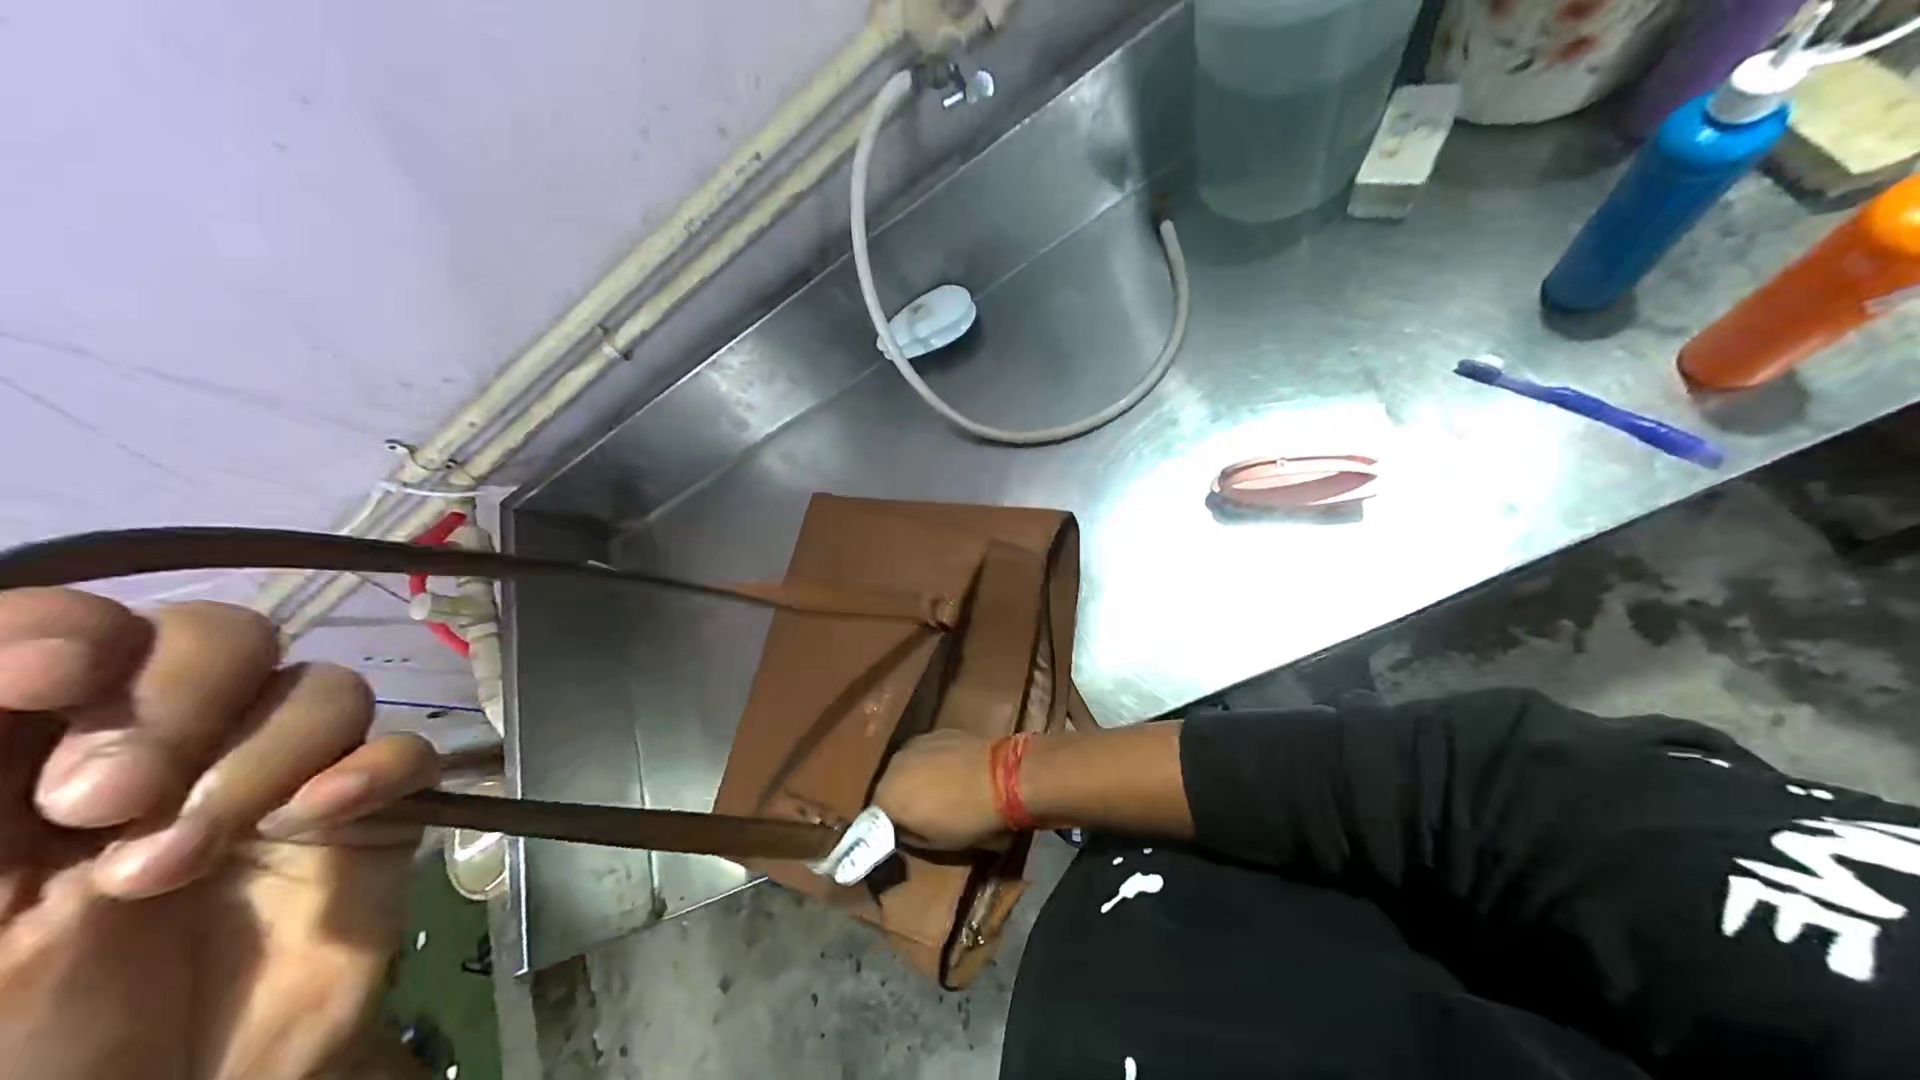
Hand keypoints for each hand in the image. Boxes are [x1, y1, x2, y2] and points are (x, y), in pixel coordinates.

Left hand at [0, 588, 439, 1078]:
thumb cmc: (6, 1035)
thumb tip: (36, 669)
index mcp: (61, 745)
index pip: (89, 627)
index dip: (75, 624)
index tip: (57, 676)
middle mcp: (188, 738)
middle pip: (228, 634)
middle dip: (177, 699)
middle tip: (102, 802)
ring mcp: (293, 774)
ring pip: (327, 688)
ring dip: (260, 760)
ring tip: (175, 865)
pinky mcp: (374, 813)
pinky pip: (405, 752)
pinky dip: (372, 769)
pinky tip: (318, 820)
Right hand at [872, 729, 1005, 850]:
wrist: (1002, 776)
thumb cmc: (966, 818)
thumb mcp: (933, 843)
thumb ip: (908, 835)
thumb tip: (902, 828)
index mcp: (886, 797)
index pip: (874, 816)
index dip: (889, 825)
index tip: (903, 832)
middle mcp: (892, 766)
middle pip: (888, 785)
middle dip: (901, 797)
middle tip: (921, 811)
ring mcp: (914, 744)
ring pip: (906, 765)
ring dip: (915, 777)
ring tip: (938, 789)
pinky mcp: (935, 731)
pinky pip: (925, 752)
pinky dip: (932, 761)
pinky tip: (952, 770)